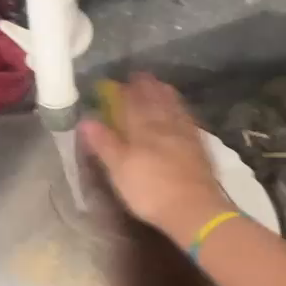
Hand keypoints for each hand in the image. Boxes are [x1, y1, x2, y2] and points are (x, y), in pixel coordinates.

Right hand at [80, 73, 235, 245]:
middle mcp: (164, 126)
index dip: (124, 92)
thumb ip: (104, 143)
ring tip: (162, 85)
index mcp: (142, 129)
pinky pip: (189, 122)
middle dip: (147, 88)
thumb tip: (86, 120)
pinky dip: (184, 112)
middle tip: (141, 75)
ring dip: (166, 95)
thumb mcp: (119, 170)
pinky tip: (184, 113)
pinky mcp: (200, 149)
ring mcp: (185, 136)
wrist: (193, 209)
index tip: (119, 81)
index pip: (131, 105)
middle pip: (155, 102)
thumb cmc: (150, 191)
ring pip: (174, 109)